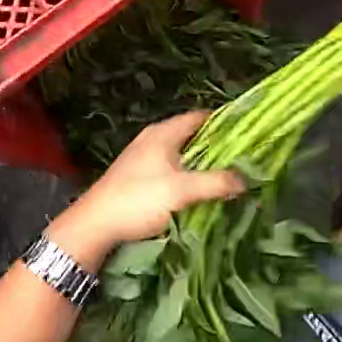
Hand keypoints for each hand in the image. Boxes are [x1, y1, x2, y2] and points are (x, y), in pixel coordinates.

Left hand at [47, 111, 244, 267]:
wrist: (95, 224)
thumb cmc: (138, 200)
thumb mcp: (182, 191)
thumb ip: (216, 183)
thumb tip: (247, 179)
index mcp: (163, 133)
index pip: (199, 116)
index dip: (223, 122)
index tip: (247, 133)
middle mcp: (153, 138)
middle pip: (191, 134)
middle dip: (215, 144)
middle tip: (242, 157)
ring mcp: (143, 156)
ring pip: (180, 152)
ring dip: (201, 161)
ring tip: (226, 174)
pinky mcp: (137, 175)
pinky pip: (170, 166)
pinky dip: (186, 173)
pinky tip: (197, 189)